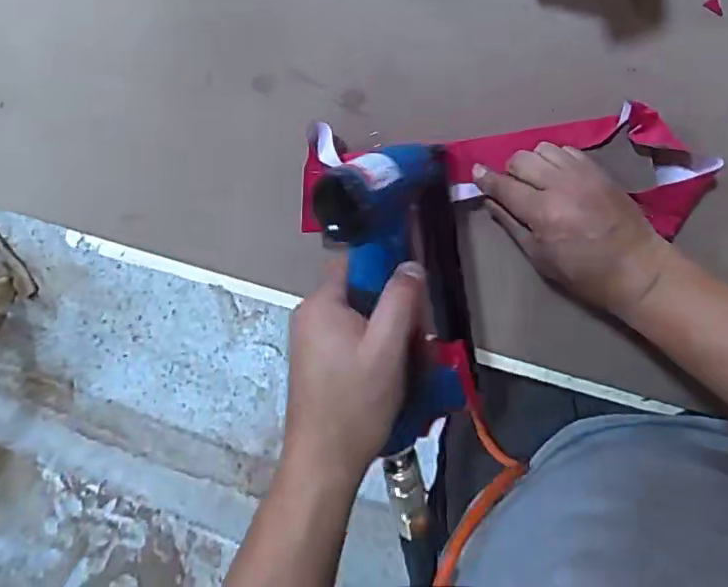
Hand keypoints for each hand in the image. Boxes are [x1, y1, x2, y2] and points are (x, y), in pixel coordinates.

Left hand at [280, 256, 424, 481]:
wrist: (323, 465)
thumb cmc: (356, 402)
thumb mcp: (387, 346)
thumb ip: (401, 299)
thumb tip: (410, 265)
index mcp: (321, 302)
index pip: (357, 262)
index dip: (387, 269)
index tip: (412, 291)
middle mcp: (310, 315)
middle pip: (361, 292)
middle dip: (393, 309)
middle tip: (417, 336)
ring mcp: (310, 341)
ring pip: (360, 318)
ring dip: (387, 333)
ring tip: (408, 359)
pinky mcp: (316, 363)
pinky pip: (350, 339)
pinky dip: (373, 349)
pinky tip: (391, 374)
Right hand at [474, 143, 676, 315]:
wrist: (638, 268)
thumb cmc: (585, 273)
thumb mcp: (540, 257)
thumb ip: (511, 224)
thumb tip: (491, 201)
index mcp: (543, 212)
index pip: (504, 185)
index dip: (486, 178)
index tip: (476, 172)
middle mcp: (560, 185)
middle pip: (520, 159)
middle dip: (510, 171)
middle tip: (514, 187)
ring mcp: (582, 173)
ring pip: (542, 148)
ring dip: (533, 162)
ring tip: (537, 179)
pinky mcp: (598, 169)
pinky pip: (566, 150)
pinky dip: (555, 159)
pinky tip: (559, 175)